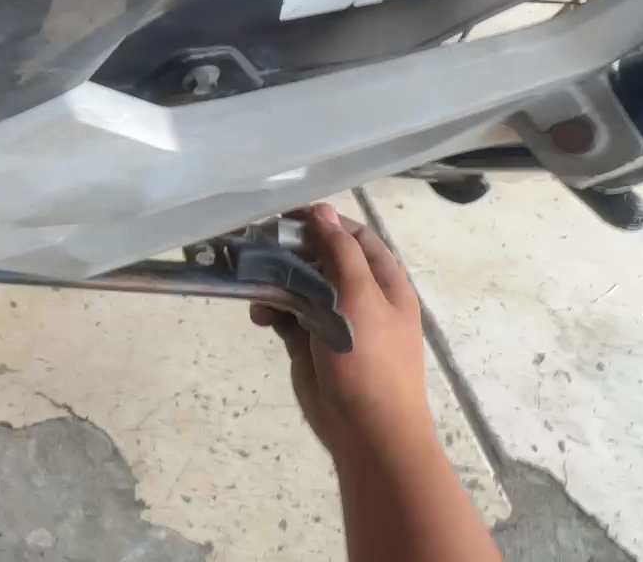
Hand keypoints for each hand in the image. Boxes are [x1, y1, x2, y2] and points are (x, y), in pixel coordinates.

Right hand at [251, 203, 431, 464]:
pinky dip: (270, 309)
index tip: (288, 218)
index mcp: (384, 283)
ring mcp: (333, 318)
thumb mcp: (360, 297)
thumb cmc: (370, 360)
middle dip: (291, 251)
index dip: (325, 222)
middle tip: (260, 246)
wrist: (366, 432)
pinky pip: (285, 311)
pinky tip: (260, 317)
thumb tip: (322, 210)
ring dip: (275, 281)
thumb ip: (340, 251)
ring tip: (258, 289)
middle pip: (321, 257)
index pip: (355, 236)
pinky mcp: (309, 339)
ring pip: (298, 283)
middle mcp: (359, 296)